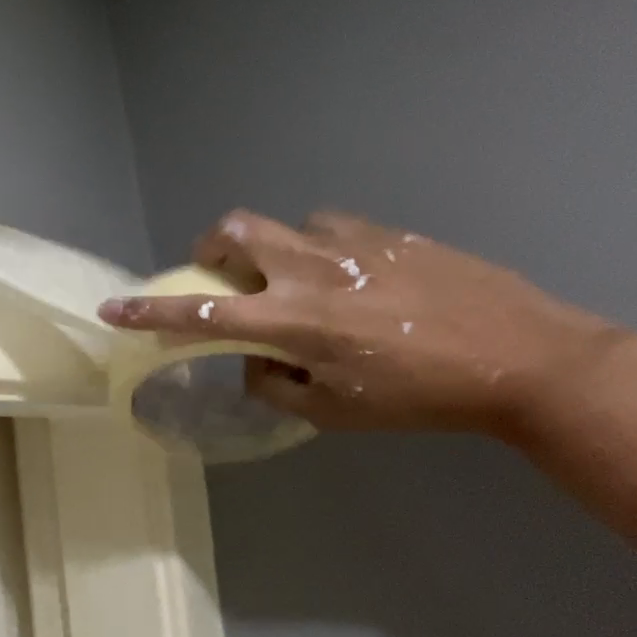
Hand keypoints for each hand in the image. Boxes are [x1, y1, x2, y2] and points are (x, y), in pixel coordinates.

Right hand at [97, 210, 619, 434]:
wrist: (527, 360)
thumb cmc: (421, 397)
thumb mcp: (334, 412)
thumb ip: (274, 384)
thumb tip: (253, 361)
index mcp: (291, 321)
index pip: (199, 312)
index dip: (147, 312)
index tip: (110, 309)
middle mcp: (310, 272)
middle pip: (233, 230)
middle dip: (211, 247)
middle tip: (226, 274)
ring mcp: (352, 245)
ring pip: (284, 225)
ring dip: (273, 250)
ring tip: (300, 279)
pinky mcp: (391, 234)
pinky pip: (334, 229)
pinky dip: (323, 249)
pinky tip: (353, 275)